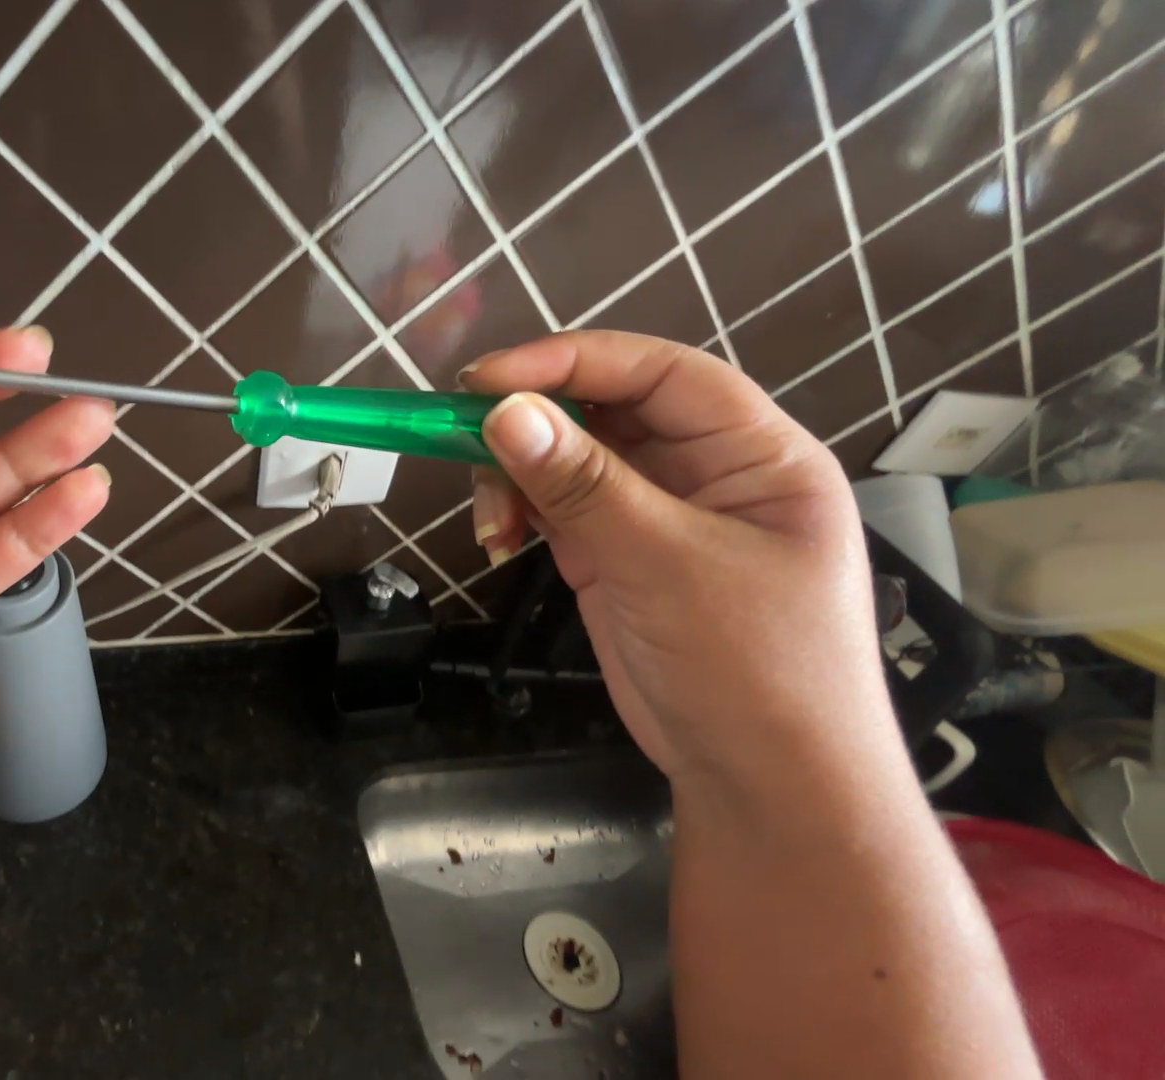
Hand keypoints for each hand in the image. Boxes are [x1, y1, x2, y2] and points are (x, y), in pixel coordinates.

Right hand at [461, 332, 894, 789]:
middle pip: (601, 411)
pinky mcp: (613, 553)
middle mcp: (702, 469)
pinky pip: (553, 508)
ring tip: (492, 528)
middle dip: (531, 426)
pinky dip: (517, 516)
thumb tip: (502, 412)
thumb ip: (583, 485)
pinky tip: (499, 544)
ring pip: (566, 459)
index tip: (486, 380)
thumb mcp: (665, 564)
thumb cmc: (748, 664)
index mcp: (752, 450)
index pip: (657, 373)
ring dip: (515, 478)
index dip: (570, 362)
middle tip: (463, 442)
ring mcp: (652, 513)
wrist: (759, 779)